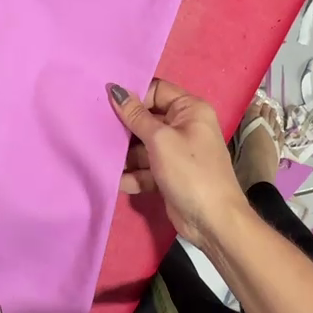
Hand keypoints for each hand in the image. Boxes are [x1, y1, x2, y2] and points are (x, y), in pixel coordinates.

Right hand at [110, 79, 251, 247]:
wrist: (215, 223)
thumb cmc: (190, 172)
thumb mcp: (160, 140)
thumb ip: (136, 116)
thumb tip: (115, 89)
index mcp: (190, 109)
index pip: (156, 90)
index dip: (133, 95)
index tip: (105, 101)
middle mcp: (184, 126)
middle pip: (147, 118)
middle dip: (125, 126)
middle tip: (97, 126)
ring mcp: (177, 152)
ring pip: (143, 144)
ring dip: (125, 153)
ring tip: (100, 155)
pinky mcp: (170, 174)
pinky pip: (146, 167)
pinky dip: (133, 173)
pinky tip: (115, 179)